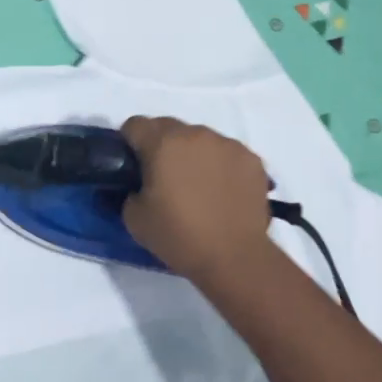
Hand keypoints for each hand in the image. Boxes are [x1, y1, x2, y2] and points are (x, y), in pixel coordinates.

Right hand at [121, 115, 275, 281]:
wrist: (234, 257)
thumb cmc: (178, 236)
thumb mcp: (133, 217)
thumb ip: (130, 190)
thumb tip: (140, 186)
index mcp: (162, 144)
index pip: (135, 124)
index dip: (129, 143)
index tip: (132, 165)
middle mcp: (196, 134)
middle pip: (168, 127)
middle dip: (160, 146)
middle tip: (162, 177)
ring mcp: (228, 144)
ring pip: (200, 138)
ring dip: (192, 154)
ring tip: (196, 186)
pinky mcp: (252, 159)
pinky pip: (226, 153)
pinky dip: (219, 165)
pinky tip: (221, 191)